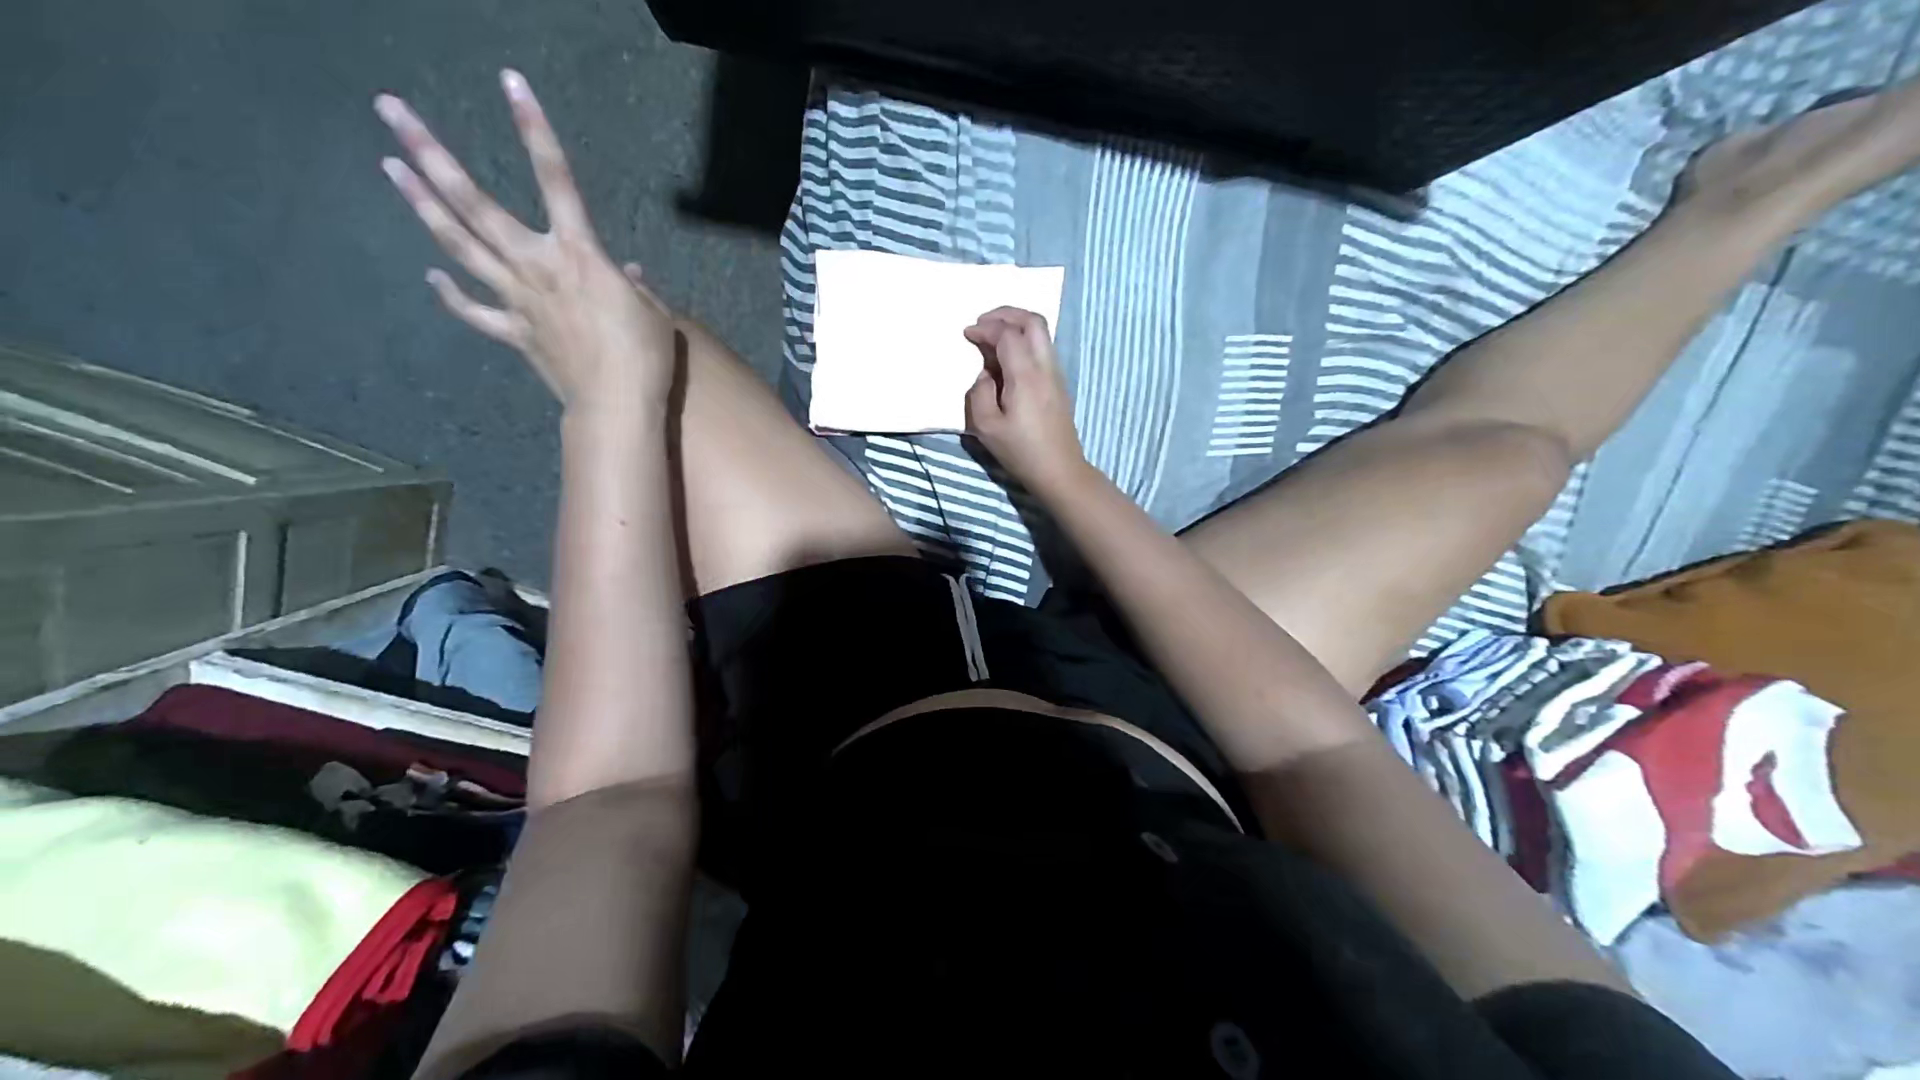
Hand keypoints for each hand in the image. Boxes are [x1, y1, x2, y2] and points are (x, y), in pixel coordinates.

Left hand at [376, 70, 674, 415]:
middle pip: (475, 204)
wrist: (617, 404)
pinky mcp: (515, 333)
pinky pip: (475, 312)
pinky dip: (451, 296)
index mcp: (580, 254)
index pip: (557, 179)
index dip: (535, 130)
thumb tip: (629, 275)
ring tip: (390, 168)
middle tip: (391, 111)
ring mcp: (518, 300)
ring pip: (461, 247)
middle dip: (432, 154)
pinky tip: (431, 278)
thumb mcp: (655, 313)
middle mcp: (537, 266)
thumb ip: (637, 288)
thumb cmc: (646, 355)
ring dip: (423, 207)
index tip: (511, 83)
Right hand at [963, 307, 1087, 490]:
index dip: (985, 329)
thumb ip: (979, 393)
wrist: (1059, 470)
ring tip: (993, 338)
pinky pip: (1043, 348)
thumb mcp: (986, 427)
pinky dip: (1024, 341)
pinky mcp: (1058, 384)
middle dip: (1006, 314)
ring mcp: (1055, 374)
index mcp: (1025, 375)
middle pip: (1032, 321)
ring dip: (1017, 326)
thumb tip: (985, 374)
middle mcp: (1045, 367)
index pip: (1007, 334)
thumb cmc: (1021, 451)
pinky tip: (1008, 358)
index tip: (967, 334)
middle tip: (983, 322)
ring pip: (1041, 333)